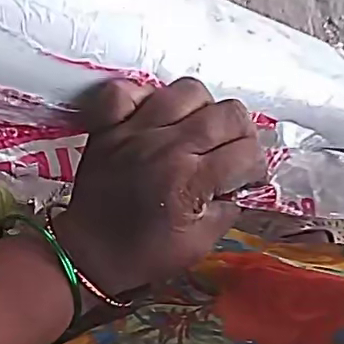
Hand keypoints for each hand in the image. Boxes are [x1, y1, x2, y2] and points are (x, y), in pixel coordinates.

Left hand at [53, 78, 265, 292]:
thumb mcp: (199, 243)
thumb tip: (240, 182)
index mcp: (190, 180)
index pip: (247, 152)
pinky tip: (153, 117)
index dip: (255, 167)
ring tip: (196, 132)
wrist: (88, 253)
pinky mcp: (108, 126)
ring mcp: (134, 131)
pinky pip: (128, 90)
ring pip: (188, 90)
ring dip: (201, 110)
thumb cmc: (144, 253)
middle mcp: (165, 147)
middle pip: (229, 113)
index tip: (245, 178)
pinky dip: (144, 97)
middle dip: (240, 135)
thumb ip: (227, 208)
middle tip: (229, 153)